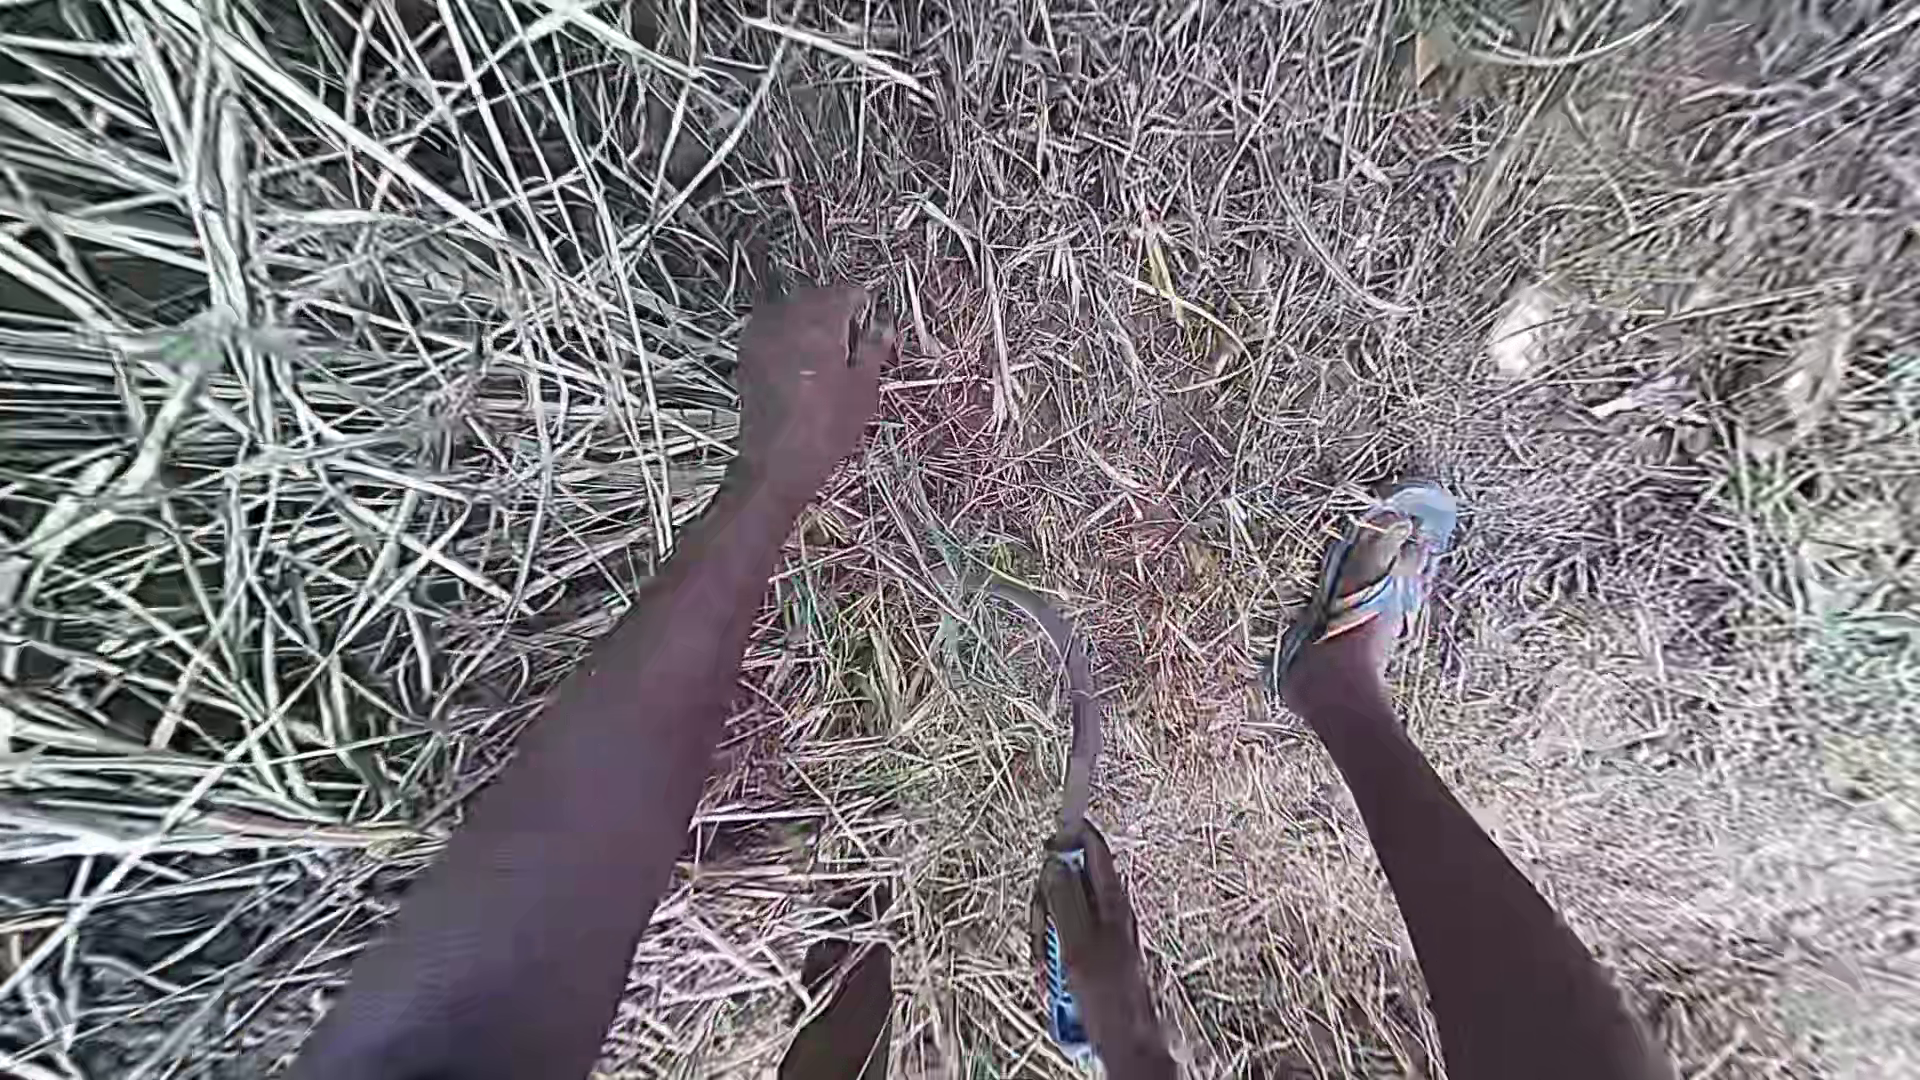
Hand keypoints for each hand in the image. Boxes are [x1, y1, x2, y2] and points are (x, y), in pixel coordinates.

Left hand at [734, 285, 890, 503]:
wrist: (779, 461)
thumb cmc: (823, 431)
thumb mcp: (863, 390)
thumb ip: (874, 348)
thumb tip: (883, 324)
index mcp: (819, 325)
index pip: (844, 292)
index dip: (862, 301)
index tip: (871, 312)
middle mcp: (786, 321)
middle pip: (816, 297)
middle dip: (836, 309)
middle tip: (854, 335)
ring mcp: (762, 335)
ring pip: (792, 309)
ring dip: (812, 320)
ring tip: (829, 349)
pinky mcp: (748, 352)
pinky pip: (773, 327)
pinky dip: (790, 334)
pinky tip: (803, 359)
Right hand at [1032, 824, 1175, 1078]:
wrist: (1127, 1044)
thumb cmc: (1108, 996)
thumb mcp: (1077, 942)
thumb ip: (1064, 897)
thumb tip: (1054, 863)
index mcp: (1112, 898)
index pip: (1094, 846)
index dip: (1070, 836)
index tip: (1047, 844)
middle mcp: (1111, 907)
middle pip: (1072, 878)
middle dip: (1048, 897)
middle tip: (1041, 925)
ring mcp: (1105, 929)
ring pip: (1066, 908)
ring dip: (1048, 929)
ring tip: (1044, 961)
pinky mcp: (1098, 950)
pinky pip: (1070, 933)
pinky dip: (1056, 946)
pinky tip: (1051, 972)